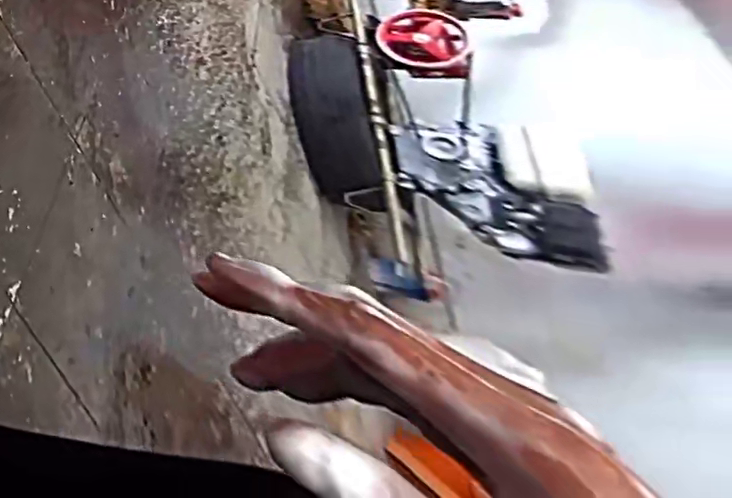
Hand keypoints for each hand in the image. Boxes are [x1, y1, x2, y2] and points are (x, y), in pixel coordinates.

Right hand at [193, 254, 652, 497]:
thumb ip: (371, 488)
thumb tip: (279, 435)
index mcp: (508, 427)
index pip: (361, 328)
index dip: (280, 293)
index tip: (223, 271)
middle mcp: (518, 406)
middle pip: (370, 328)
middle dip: (283, 309)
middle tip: (219, 294)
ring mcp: (527, 416)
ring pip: (393, 351)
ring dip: (319, 352)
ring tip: (263, 371)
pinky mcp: (527, 433)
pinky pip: (424, 377)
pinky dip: (365, 374)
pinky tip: (341, 388)